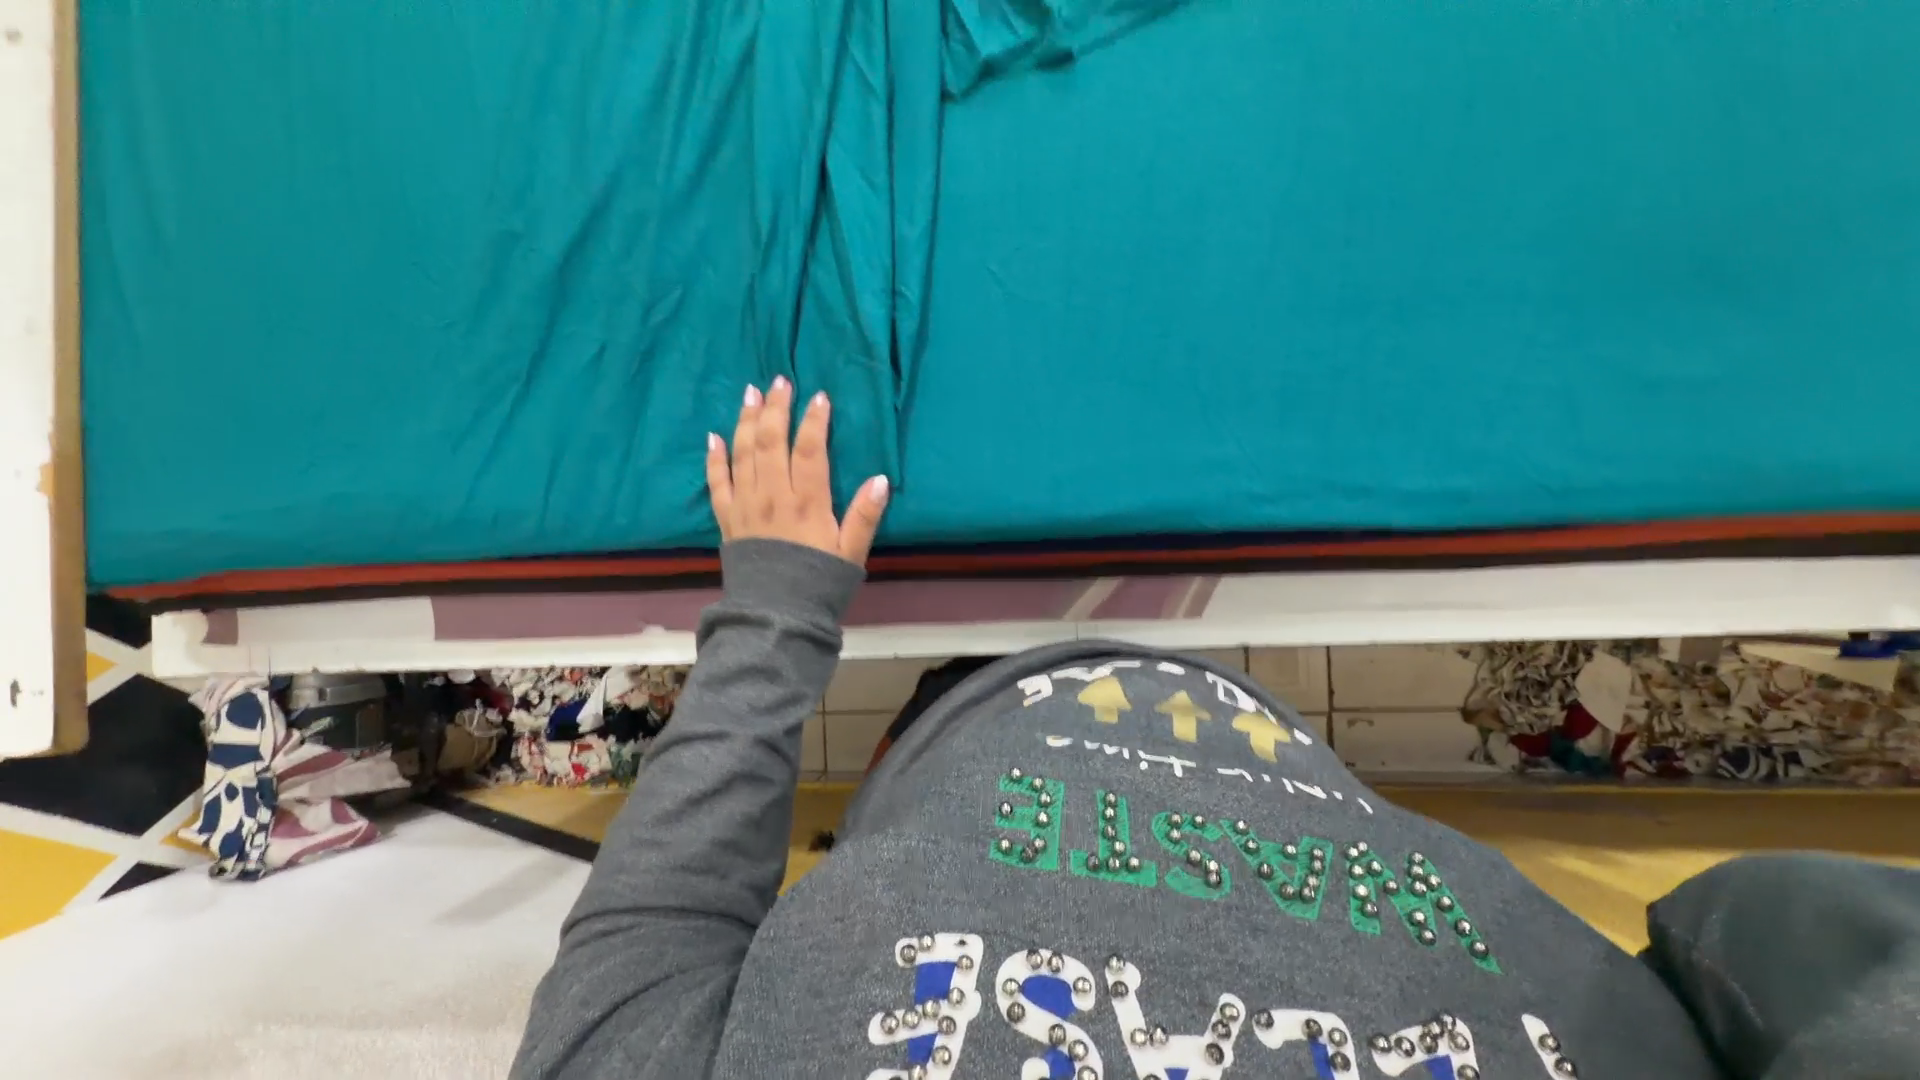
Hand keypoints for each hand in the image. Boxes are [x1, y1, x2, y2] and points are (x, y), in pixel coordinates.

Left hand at [706, 377, 889, 566]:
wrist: (777, 617)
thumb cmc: (820, 583)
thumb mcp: (852, 552)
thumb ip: (865, 515)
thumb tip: (880, 479)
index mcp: (807, 502)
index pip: (810, 450)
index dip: (814, 421)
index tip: (819, 397)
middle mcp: (773, 496)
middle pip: (771, 442)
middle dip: (775, 408)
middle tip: (779, 381)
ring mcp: (745, 506)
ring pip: (742, 453)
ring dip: (745, 420)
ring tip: (750, 393)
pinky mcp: (727, 519)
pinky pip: (717, 482)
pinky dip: (715, 457)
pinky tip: (715, 436)